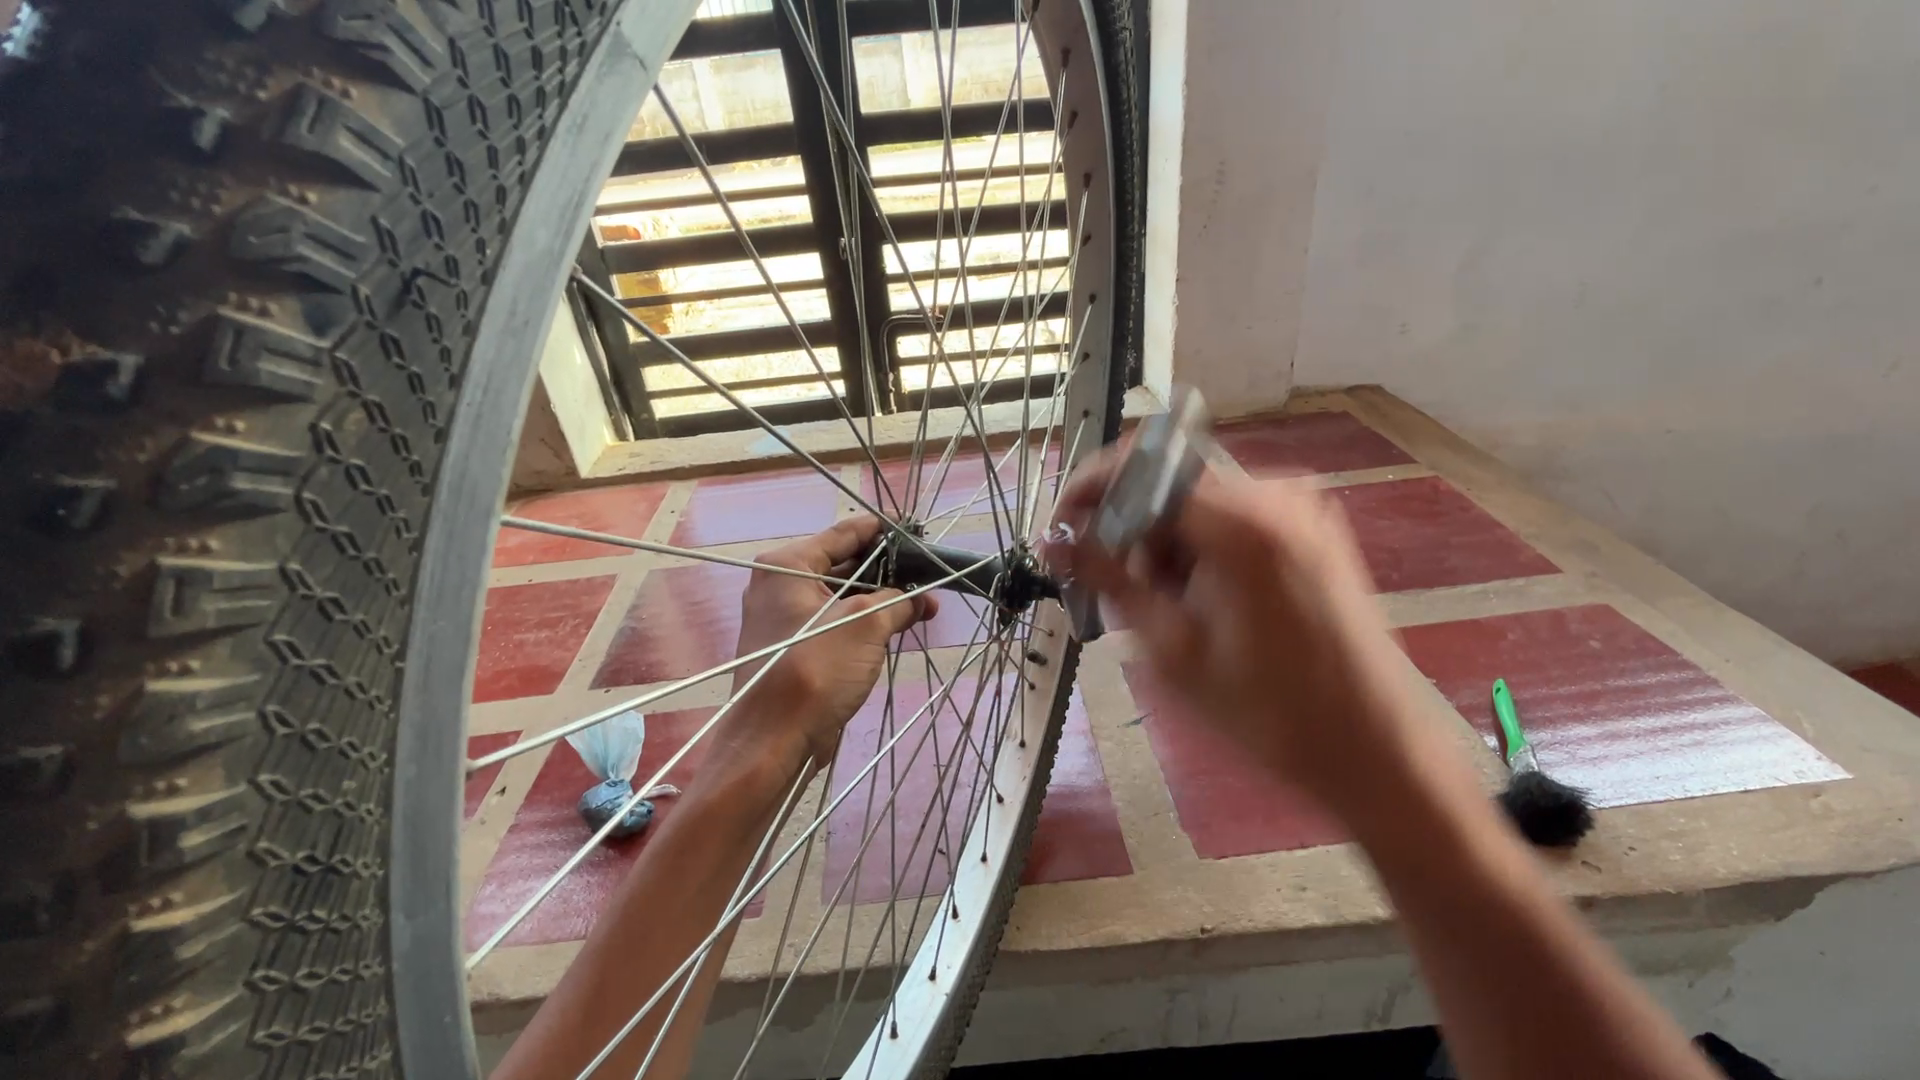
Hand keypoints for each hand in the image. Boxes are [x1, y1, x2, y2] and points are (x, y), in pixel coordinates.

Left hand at [726, 516, 937, 775]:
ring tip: (926, 604)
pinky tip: (901, 625)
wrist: (774, 739)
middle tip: (928, 571)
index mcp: (786, 566)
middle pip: (844, 564)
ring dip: (883, 600)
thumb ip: (898, 601)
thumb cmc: (815, 669)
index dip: (883, 529)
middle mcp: (781, 585)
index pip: (843, 533)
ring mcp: (787, 619)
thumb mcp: (865, 624)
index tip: (917, 528)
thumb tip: (921, 598)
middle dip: (889, 570)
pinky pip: (839, 623)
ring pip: (844, 597)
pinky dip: (868, 623)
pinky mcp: (797, 648)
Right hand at [1055, 450, 1423, 815]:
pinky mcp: (1310, 530)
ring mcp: (1300, 508)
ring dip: (1161, 544)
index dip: (1086, 491)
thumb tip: (1055, 541)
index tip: (1059, 534)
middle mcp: (1275, 493)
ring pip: (1196, 502)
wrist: (1375, 748)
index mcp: (1241, 519)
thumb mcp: (1172, 649)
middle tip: (1107, 591)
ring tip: (1161, 611)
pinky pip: (1230, 519)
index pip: (1138, 465)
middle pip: (1167, 482)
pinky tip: (1199, 602)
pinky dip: (1197, 549)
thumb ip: (1109, 580)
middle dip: (1125, 529)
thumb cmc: (1269, 713)